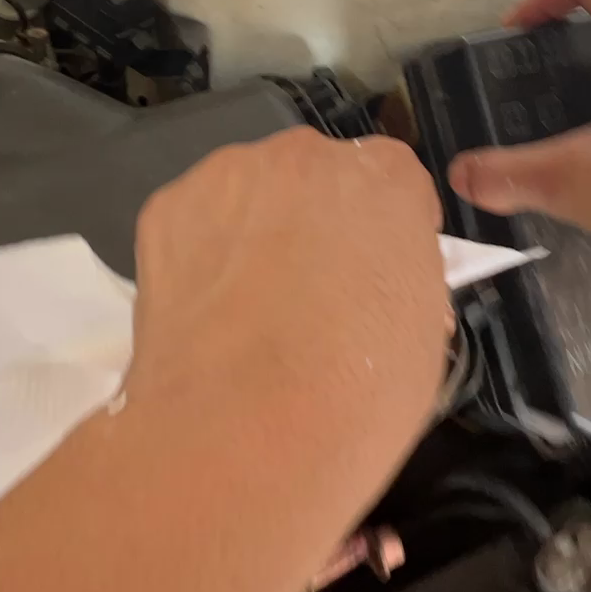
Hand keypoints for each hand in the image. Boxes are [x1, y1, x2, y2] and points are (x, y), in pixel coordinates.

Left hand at [131, 127, 450, 444]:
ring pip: (254, 190)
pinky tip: (209, 308)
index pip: (394, 180)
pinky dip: (205, 249)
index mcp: (385, 179)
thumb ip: (402, 271)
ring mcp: (231, 175)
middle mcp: (307, 156)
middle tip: (312, 288)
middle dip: (319, 218)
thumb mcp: (422, 328)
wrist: (242, 435)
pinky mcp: (168, 206)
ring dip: (259, 228)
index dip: (385, 228)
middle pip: (319, 175)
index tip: (375, 268)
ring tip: (251, 305)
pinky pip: (200, 218)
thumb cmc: (355, 391)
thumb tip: (374, 274)